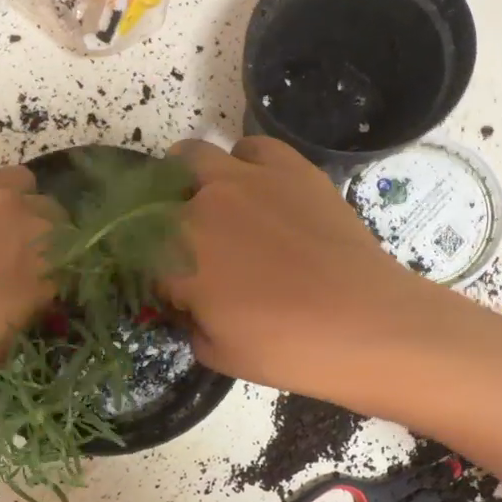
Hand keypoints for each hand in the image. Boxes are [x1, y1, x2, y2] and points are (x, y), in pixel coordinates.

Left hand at [0, 133, 58, 475]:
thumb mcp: (12, 342)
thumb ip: (33, 306)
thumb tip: (36, 294)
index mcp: (49, 264)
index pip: (76, 255)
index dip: (61, 275)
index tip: (46, 293)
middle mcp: (21, 220)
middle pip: (51, 214)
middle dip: (41, 242)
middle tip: (15, 273)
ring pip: (16, 180)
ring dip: (12, 205)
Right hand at [162, 137, 468, 407]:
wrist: (364, 323)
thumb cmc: (283, 349)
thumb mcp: (215, 352)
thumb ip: (188, 322)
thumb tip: (188, 304)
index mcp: (173, 259)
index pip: (137, 257)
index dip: (149, 275)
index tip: (168, 294)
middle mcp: (199, 210)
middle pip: (155, 201)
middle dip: (160, 224)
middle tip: (183, 250)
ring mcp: (245, 181)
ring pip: (191, 157)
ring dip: (187, 180)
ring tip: (206, 204)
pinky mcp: (289, 168)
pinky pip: (250, 148)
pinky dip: (242, 163)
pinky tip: (254, 188)